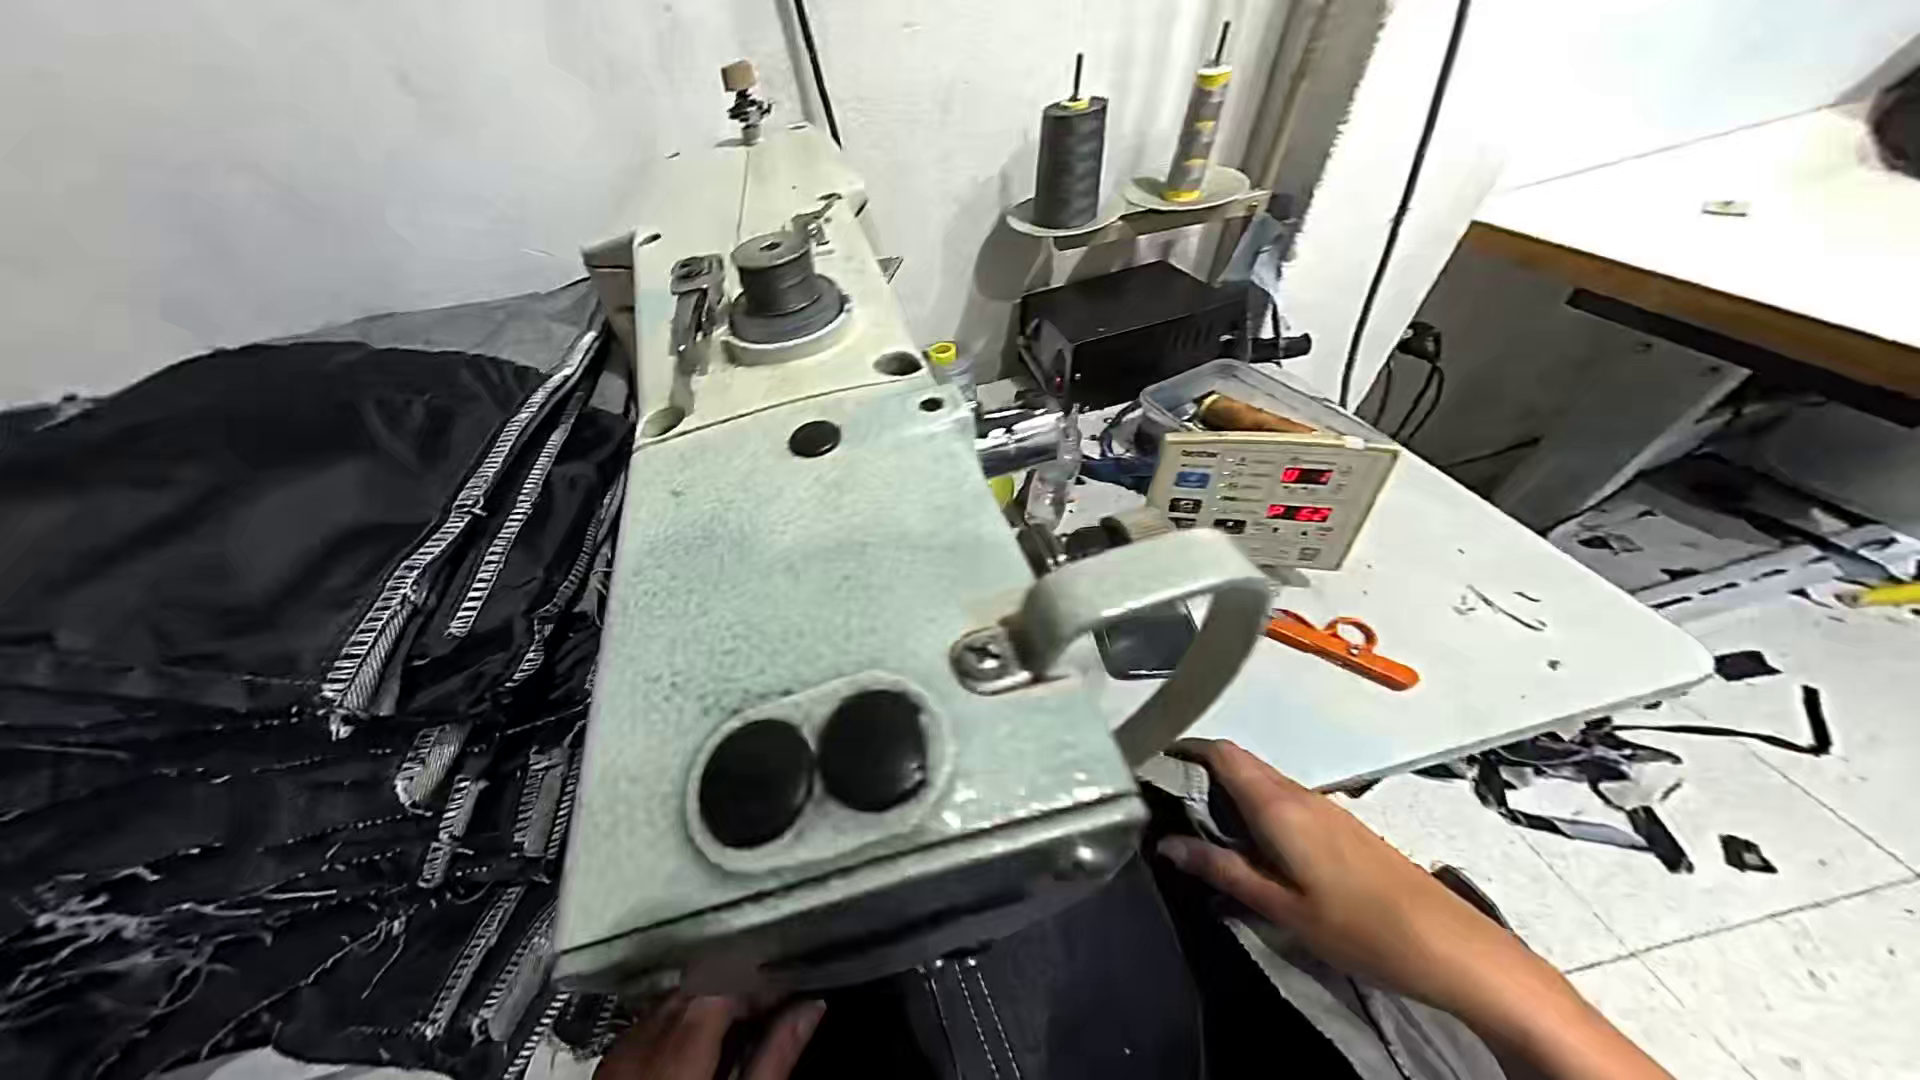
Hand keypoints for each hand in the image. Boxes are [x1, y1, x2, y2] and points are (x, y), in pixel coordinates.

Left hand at [592, 995, 824, 1079]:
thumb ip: (776, 1057)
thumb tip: (810, 1009)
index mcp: (680, 1051)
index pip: (726, 984)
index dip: (761, 983)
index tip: (790, 992)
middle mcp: (643, 1046)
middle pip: (697, 989)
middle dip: (736, 993)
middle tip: (771, 1011)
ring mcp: (617, 1061)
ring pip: (672, 1004)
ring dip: (708, 1008)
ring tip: (738, 1034)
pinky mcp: (606, 1075)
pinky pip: (647, 1030)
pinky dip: (677, 1028)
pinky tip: (698, 1056)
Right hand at [1155, 739, 1671, 1079]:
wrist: (1453, 948)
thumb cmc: (1358, 927)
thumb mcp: (1279, 905)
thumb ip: (1220, 869)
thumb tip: (1166, 845)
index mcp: (1277, 804)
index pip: (1221, 752)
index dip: (1184, 747)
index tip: (1150, 761)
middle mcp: (1298, 793)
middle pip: (1239, 759)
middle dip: (1198, 765)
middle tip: (1165, 794)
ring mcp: (1323, 806)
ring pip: (1260, 777)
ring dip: (1226, 786)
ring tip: (1198, 819)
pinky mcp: (1339, 823)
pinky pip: (1281, 796)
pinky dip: (1251, 802)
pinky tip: (1248, 839)